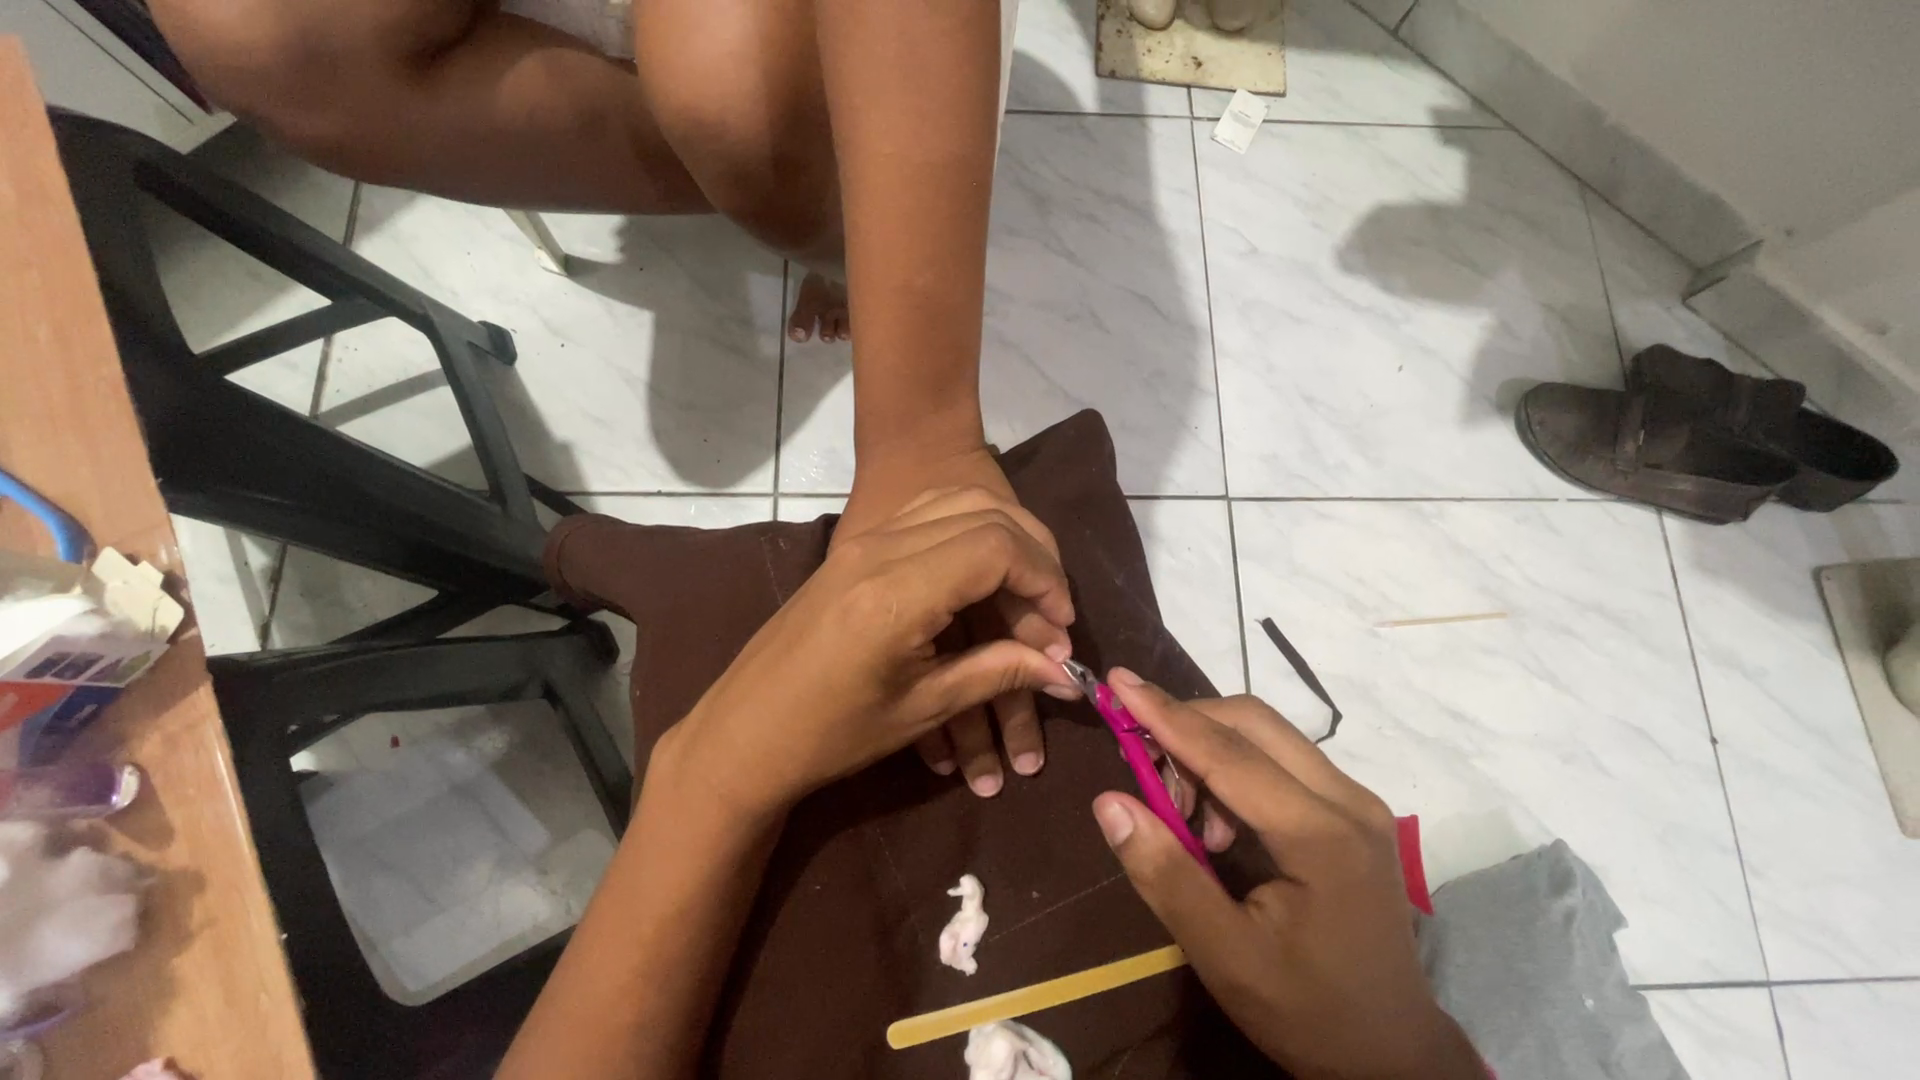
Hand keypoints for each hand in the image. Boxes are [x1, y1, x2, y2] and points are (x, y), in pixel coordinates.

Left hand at [661, 487, 1081, 818]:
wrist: (744, 731)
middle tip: (1050, 617)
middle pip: (986, 515)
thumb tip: (1065, 669)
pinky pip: (928, 511)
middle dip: (1034, 559)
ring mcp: (864, 540)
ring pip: (959, 501)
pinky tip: (982, 574)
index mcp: (898, 593)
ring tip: (1025, 595)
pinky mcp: (855, 545)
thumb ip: (999, 674)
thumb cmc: (831, 734)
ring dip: (1005, 537)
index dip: (1044, 580)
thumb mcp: (922, 709)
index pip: (997, 547)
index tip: (1060, 628)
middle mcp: (882, 548)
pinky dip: (969, 529)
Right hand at [1089, 673, 1483, 1079]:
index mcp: (1321, 836)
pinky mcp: (1352, 813)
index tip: (1117, 681)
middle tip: (1137, 757)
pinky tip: (1215, 824)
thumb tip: (1109, 801)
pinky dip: (1234, 768)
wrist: (1391, 1054)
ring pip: (1268, 735)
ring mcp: (1357, 803)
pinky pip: (1281, 760)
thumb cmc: (1306, 1010)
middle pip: (1254, 723)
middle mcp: (1348, 801)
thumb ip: (1166, 874)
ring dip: (1208, 748)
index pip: (1229, 753)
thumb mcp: (1224, 955)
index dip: (1166, 714)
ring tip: (1179, 814)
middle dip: (1186, 723)